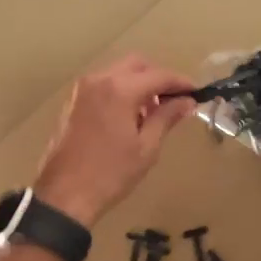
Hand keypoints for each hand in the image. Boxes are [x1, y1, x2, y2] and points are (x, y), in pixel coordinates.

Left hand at [34, 53, 196, 226]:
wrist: (63, 196)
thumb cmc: (110, 174)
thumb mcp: (146, 148)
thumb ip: (166, 117)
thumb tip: (186, 101)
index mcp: (120, 89)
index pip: (159, 76)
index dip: (181, 83)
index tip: (197, 93)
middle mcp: (99, 80)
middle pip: (136, 65)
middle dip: (157, 78)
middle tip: (173, 102)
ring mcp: (82, 89)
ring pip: (118, 72)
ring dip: (138, 84)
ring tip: (151, 113)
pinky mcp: (72, 102)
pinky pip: (102, 85)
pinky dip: (119, 91)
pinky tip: (128, 117)